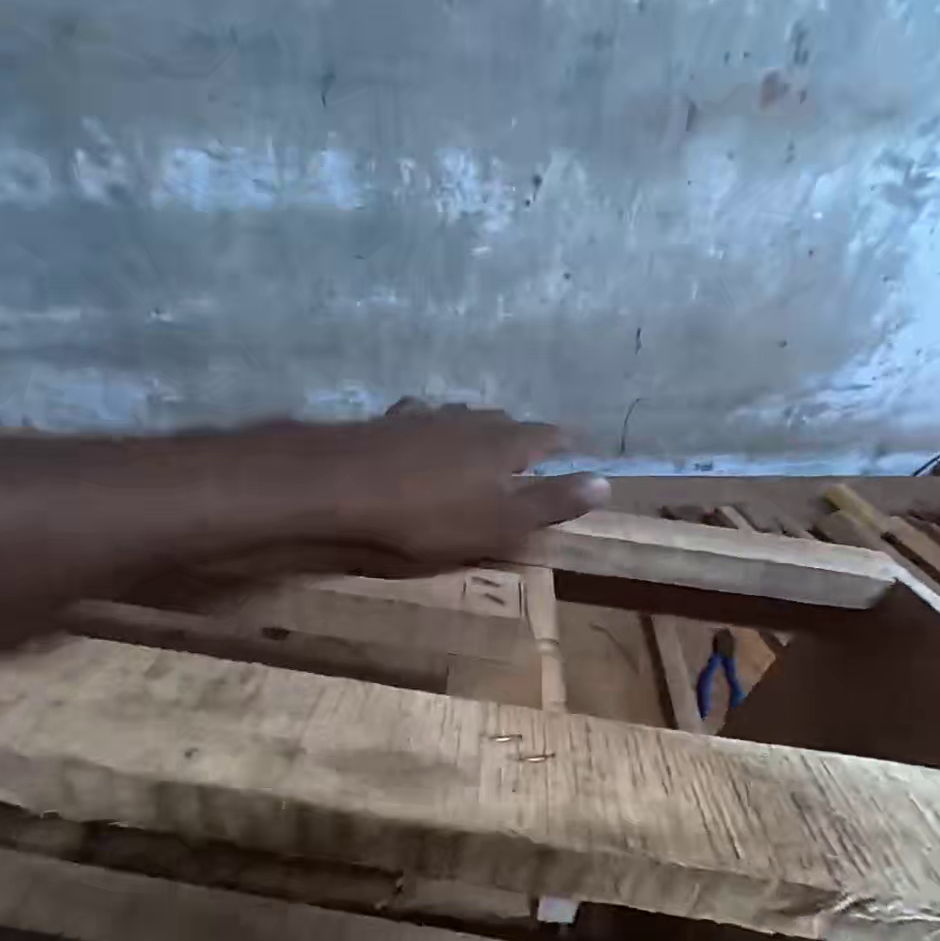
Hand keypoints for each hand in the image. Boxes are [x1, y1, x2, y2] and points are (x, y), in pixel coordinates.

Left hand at [193, 402, 608, 574]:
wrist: (333, 490)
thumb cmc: (427, 518)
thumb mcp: (501, 523)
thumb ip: (553, 502)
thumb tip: (606, 482)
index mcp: (505, 444)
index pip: (548, 436)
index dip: (565, 444)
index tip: (577, 450)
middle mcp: (470, 420)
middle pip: (507, 423)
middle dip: (522, 437)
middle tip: (530, 456)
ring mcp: (427, 417)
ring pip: (464, 418)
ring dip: (478, 431)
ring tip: (481, 446)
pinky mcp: (387, 423)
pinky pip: (422, 420)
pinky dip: (433, 430)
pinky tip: (422, 438)